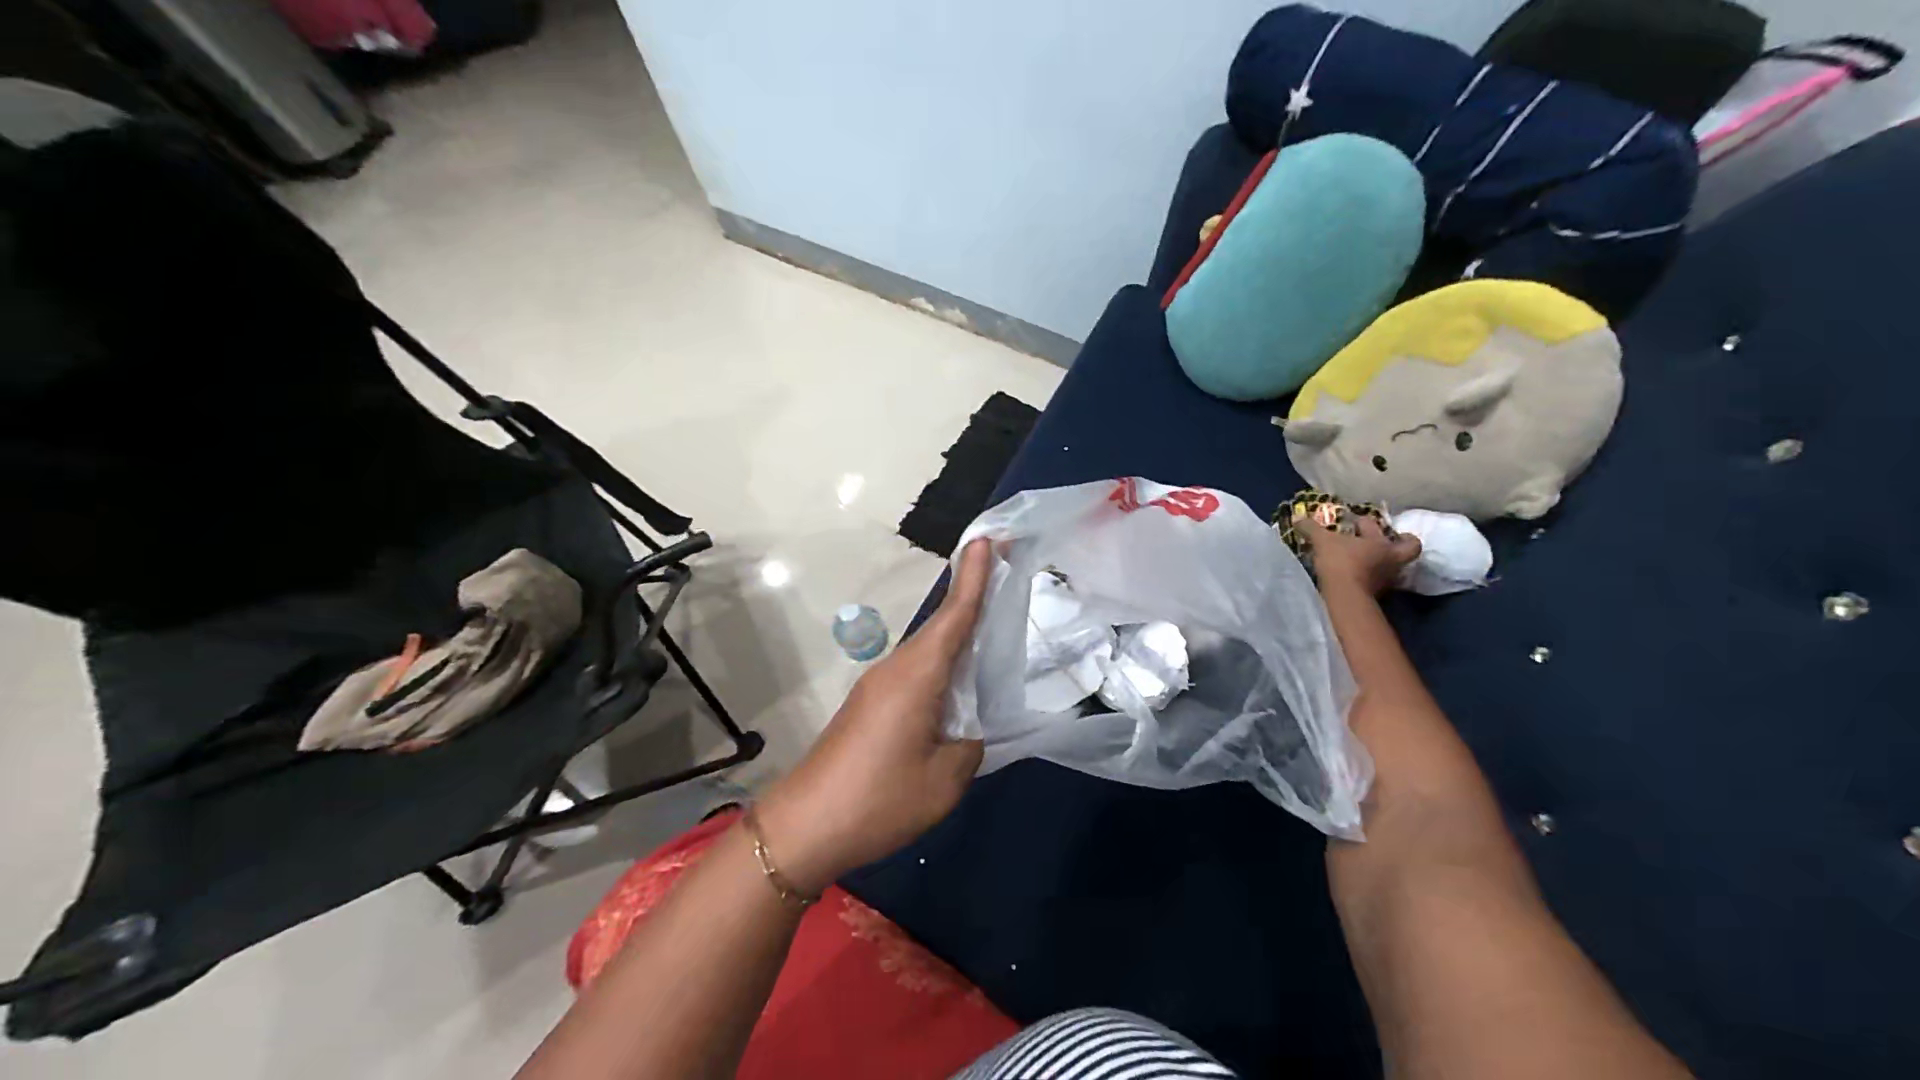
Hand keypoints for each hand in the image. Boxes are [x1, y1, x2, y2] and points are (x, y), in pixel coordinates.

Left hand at [753, 538, 992, 895]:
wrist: (805, 827)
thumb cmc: (879, 800)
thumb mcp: (944, 780)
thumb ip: (970, 744)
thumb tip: (969, 729)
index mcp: (917, 676)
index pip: (954, 615)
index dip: (974, 576)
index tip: (989, 538)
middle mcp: (896, 670)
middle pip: (942, 626)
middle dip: (973, 596)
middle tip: (1008, 573)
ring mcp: (879, 687)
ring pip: (929, 650)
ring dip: (959, 633)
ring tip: (995, 626)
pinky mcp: (871, 706)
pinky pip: (917, 673)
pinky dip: (943, 665)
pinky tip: (960, 683)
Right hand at [1295, 509, 1420, 596]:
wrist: (1347, 597)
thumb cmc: (1341, 562)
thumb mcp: (1322, 541)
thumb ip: (1311, 528)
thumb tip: (1297, 517)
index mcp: (1382, 543)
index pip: (1381, 527)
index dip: (1368, 522)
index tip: (1357, 523)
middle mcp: (1391, 560)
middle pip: (1407, 550)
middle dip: (1398, 544)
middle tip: (1383, 542)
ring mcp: (1387, 579)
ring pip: (1391, 567)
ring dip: (1381, 562)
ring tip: (1363, 560)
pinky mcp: (1377, 595)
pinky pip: (1377, 582)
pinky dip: (1369, 578)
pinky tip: (1355, 575)